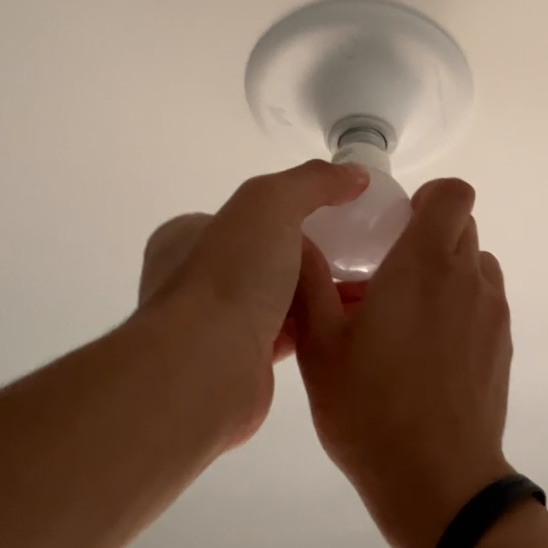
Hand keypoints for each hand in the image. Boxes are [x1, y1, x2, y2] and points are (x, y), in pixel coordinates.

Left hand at [136, 160, 368, 440]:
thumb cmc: (230, 277)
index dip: (289, 214)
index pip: (245, 217)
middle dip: (309, 257)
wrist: (208, 370)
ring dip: (315, 296)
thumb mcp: (271, 203)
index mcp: (185, 237)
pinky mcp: (240, 363)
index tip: (333, 219)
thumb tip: (355, 177)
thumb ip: (313, 182)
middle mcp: (192, 279)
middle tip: (355, 255)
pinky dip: (315, 329)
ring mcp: (214, 325)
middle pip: (266, 257)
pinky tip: (346, 322)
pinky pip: (288, 336)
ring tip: (362, 288)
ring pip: (278, 299)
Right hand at [292, 178, 514, 547]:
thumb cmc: (370, 408)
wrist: (437, 477)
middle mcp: (468, 277)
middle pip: (463, 227)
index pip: (454, 194)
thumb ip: (309, 283)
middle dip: (429, 236)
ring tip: (409, 315)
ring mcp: (493, 311)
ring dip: (446, 272)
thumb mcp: (320, 346)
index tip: (398, 223)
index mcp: (425, 263)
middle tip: (389, 272)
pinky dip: (461, 306)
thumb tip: (298, 240)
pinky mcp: (504, 343)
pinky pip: (484, 302)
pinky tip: (430, 350)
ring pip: (475, 265)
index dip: (431, 197)